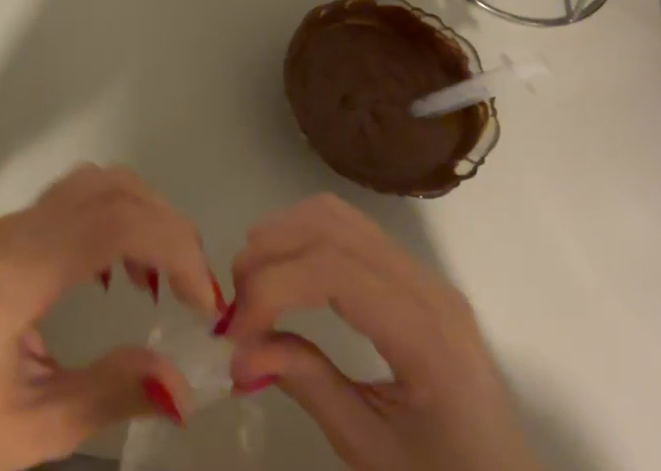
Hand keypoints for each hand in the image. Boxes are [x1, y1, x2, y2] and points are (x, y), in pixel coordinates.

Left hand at [0, 165, 220, 470]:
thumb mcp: (41, 424)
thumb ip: (115, 392)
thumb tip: (187, 383)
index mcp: (24, 270)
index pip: (117, 222)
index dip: (175, 248)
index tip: (206, 302)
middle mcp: (16, 234)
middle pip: (109, 188)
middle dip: (166, 226)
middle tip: (196, 289)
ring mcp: (8, 232)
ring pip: (90, 186)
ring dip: (140, 217)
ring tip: (168, 281)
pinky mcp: (6, 243)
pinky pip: (70, 205)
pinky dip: (111, 220)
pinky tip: (119, 276)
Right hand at [222, 194, 540, 470]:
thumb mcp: (369, 446)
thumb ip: (305, 385)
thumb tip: (236, 351)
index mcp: (427, 336)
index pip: (332, 270)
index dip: (270, 287)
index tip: (234, 331)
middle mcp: (427, 288)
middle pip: (327, 229)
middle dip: (265, 258)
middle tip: (235, 308)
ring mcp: (421, 274)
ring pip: (332, 215)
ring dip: (279, 238)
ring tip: (254, 288)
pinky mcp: (410, 273)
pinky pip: (345, 227)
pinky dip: (300, 236)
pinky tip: (284, 274)